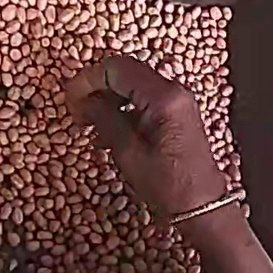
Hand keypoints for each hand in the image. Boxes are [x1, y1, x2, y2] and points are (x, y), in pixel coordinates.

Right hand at [63, 55, 228, 217]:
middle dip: (97, 88)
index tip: (71, 101)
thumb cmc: (167, 184)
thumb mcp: (129, 153)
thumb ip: (105, 119)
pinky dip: (124, 110)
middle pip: (126, 72)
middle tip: (78, 113)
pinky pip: (144, 100)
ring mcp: (178, 101)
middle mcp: (174, 91)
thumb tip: (84, 100)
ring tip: (91, 126)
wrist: (201, 204)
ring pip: (133, 86)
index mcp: (164, 97)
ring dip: (109, 100)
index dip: (88, 80)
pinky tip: (110, 133)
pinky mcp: (177, 113)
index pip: (117, 68)